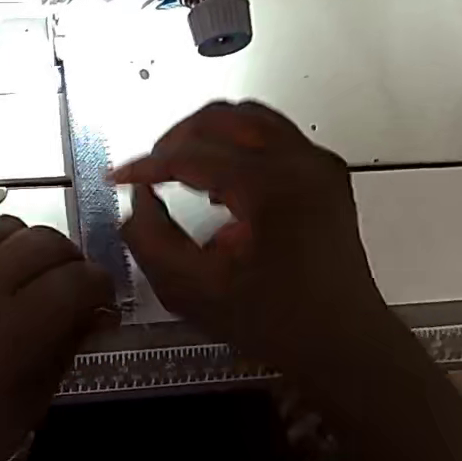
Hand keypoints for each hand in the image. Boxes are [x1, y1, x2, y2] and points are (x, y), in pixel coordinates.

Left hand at [0, 217, 114, 460]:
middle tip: (69, 292)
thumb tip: (90, 316)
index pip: (80, 279)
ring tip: (24, 280)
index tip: (101, 306)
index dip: (101, 289)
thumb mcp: (27, 408)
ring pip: (4, 226)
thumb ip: (63, 350)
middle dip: (70, 264)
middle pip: (45, 240)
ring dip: (26, 249)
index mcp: (16, 325)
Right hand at [112, 101, 394, 366]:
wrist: (344, 344)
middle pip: (219, 119)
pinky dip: (232, 143)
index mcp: (271, 188)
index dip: (145, 165)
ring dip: (203, 136)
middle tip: (148, 171)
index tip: (117, 177)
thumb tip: (139, 196)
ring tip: (178, 168)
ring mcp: (317, 163)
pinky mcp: (323, 171)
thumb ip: (149, 238)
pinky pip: (268, 133)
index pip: (191, 155)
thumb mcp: (192, 289)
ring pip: (245, 116)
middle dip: (173, 141)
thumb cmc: (272, 321)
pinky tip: (215, 178)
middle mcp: (300, 164)